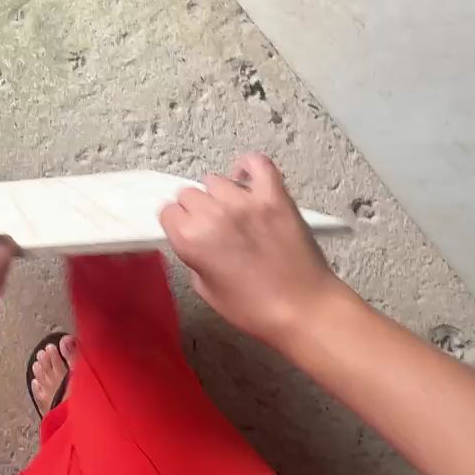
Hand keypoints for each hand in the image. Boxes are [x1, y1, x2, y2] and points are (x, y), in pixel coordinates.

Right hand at [158, 153, 352, 349]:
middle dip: (196, 211)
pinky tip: (246, 178)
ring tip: (235, 213)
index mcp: (190, 238)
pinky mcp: (274, 197)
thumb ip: (192, 254)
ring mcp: (245, 202)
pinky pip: (257, 163)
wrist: (307, 311)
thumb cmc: (253, 309)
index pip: (168, 212)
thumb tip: (195, 237)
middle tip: (215, 230)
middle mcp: (212, 214)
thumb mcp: (204, 288)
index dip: (178, 225)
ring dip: (219, 196)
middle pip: (189, 194)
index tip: (190, 235)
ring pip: (215, 180)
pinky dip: (248, 165)